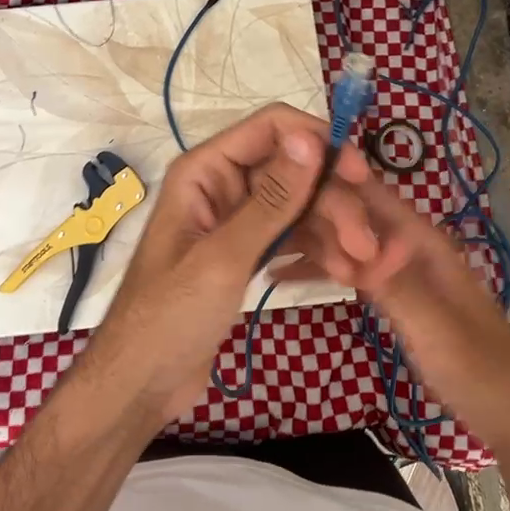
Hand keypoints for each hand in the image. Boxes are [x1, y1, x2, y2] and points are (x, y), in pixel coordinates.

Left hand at [79, 103, 376, 423]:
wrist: (142, 382)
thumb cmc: (170, 315)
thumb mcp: (225, 257)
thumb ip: (272, 200)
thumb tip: (310, 139)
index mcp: (205, 169)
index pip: (272, 128)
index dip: (319, 142)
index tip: (360, 175)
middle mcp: (222, 183)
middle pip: (293, 170)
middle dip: (333, 201)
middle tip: (367, 245)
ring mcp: (236, 219)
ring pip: (299, 204)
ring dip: (333, 230)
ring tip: (365, 267)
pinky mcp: (247, 251)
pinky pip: (292, 234)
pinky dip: (318, 249)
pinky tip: (346, 272)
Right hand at [269, 171, 509, 406]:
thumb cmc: (482, 372)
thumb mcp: (435, 329)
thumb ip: (393, 283)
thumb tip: (347, 237)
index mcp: (425, 243)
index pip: (373, 195)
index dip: (334, 179)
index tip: (285, 173)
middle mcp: (412, 248)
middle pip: (356, 216)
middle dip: (313, 212)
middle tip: (262, 219)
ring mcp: (404, 273)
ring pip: (350, 243)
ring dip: (313, 241)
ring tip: (262, 243)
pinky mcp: (399, 299)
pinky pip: (354, 272)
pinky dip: (324, 271)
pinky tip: (286, 276)